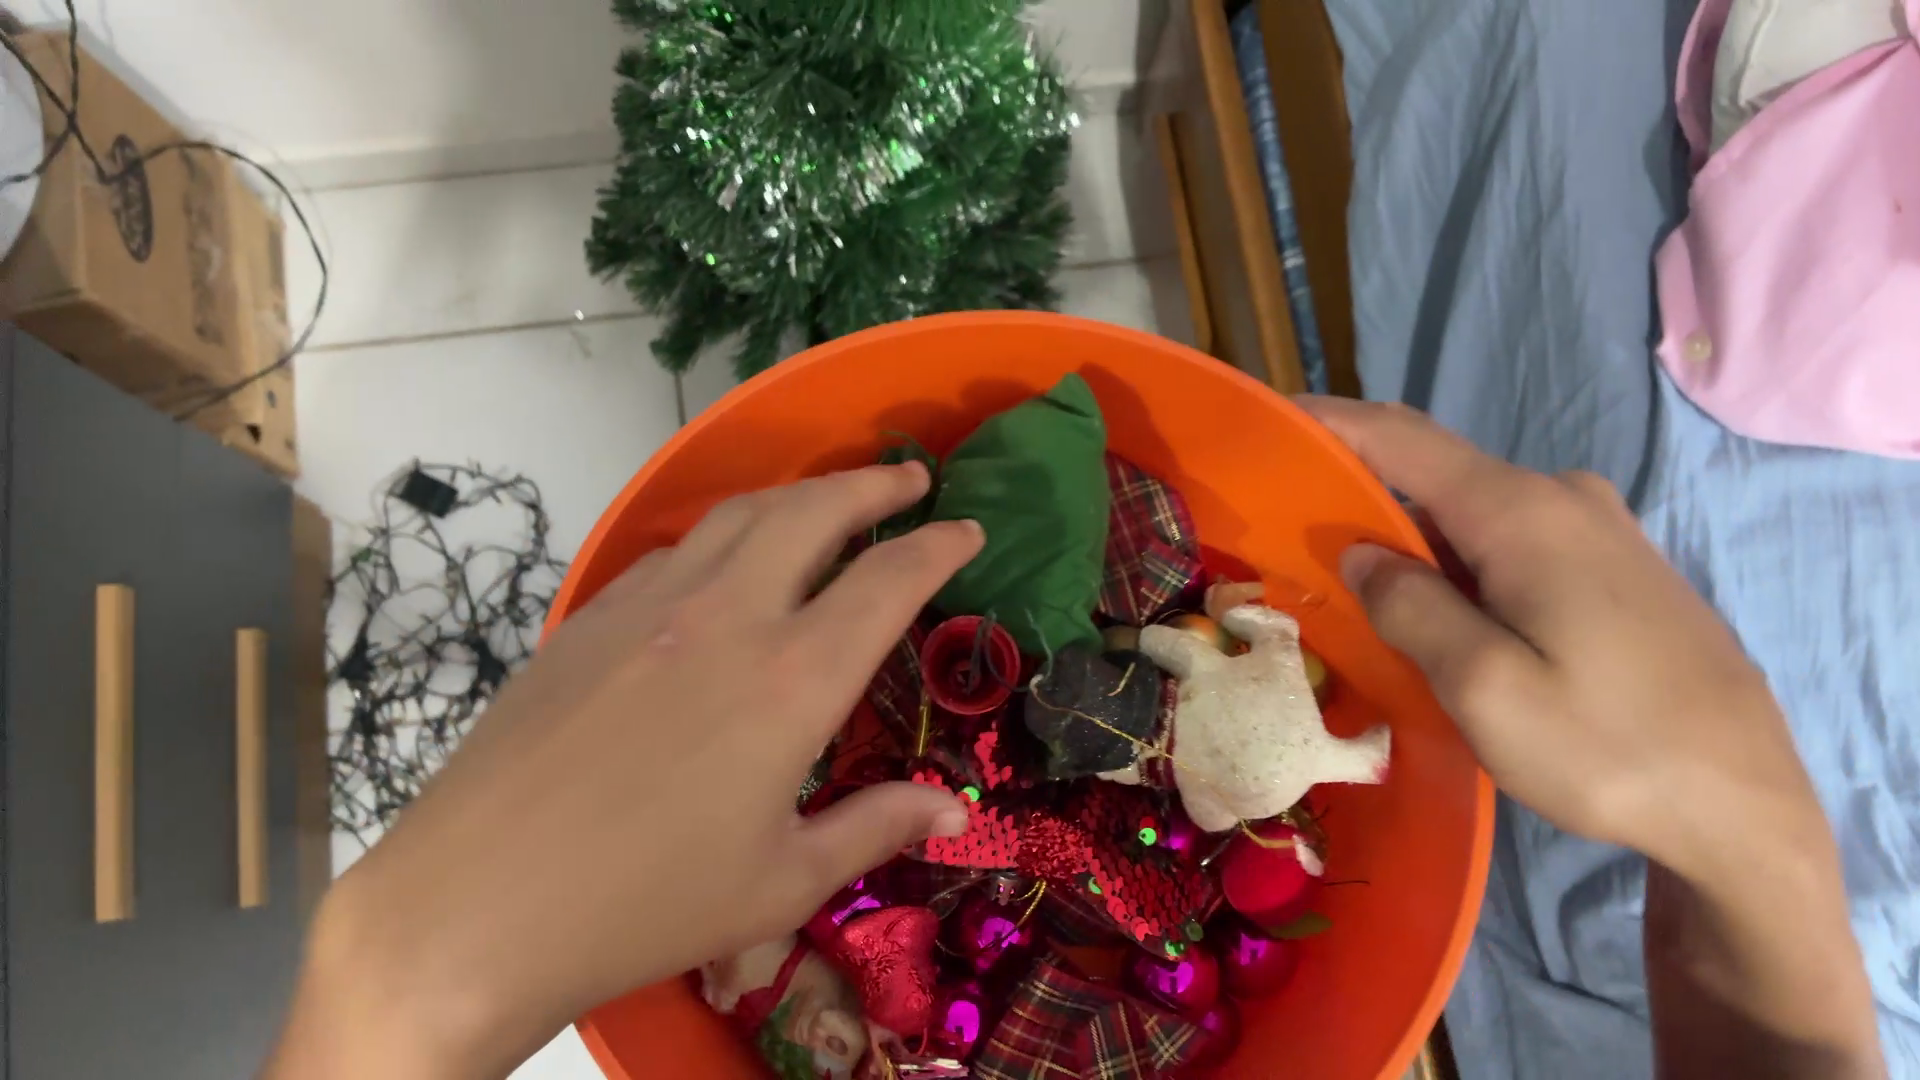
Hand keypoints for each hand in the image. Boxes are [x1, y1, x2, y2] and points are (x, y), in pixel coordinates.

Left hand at [268, 463, 981, 1079]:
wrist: (473, 908)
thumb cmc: (647, 905)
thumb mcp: (784, 881)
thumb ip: (878, 827)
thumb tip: (955, 812)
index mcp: (793, 679)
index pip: (890, 580)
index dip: (940, 546)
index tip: (970, 529)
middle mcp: (729, 616)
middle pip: (816, 511)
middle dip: (875, 484)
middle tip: (911, 477)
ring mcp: (652, 605)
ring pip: (742, 511)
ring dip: (801, 494)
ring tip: (832, 499)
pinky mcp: (593, 615)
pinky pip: (678, 549)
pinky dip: (727, 535)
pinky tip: (729, 562)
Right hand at [1301, 397, 1810, 873]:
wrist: (1751, 815)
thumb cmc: (1610, 749)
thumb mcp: (1483, 686)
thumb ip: (1408, 607)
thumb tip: (1362, 556)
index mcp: (1522, 513)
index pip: (1402, 438)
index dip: (1330, 421)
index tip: (1271, 418)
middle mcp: (1561, 500)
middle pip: (1431, 474)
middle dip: (1358, 492)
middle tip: (1294, 532)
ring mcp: (1594, 531)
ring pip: (1466, 512)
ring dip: (1404, 535)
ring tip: (1352, 583)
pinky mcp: (1609, 567)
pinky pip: (1502, 539)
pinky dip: (1448, 557)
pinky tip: (1432, 606)